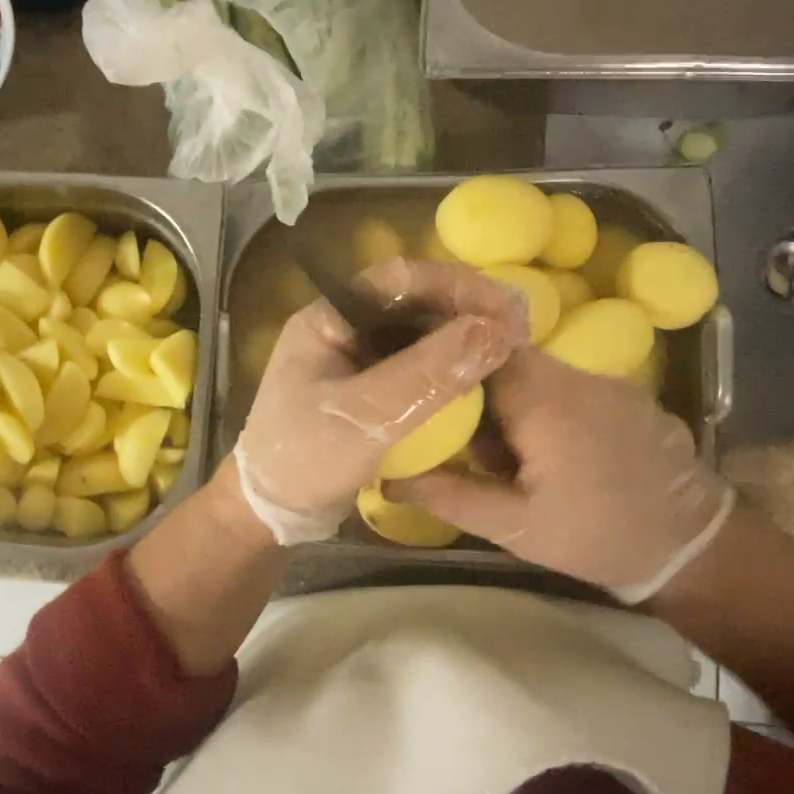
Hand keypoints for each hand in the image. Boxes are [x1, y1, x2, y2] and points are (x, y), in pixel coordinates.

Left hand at [233, 259, 525, 546]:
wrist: (273, 513)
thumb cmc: (304, 459)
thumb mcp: (366, 417)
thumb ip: (426, 375)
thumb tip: (496, 332)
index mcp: (327, 320)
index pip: (399, 280)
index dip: (458, 287)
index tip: (507, 311)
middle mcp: (342, 330)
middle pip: (414, 303)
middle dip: (467, 312)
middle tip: (520, 333)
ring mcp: (355, 361)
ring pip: (420, 335)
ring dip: (463, 340)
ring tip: (510, 355)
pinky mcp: (369, 390)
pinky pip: (416, 367)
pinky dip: (449, 370)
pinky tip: (481, 381)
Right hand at [388, 346, 732, 602]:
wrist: (694, 548)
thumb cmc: (593, 537)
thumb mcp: (511, 527)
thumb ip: (447, 494)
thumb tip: (385, 477)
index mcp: (544, 401)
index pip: (479, 348)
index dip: (445, 359)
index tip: (421, 385)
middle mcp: (577, 376)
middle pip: (506, 358)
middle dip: (475, 389)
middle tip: (459, 436)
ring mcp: (609, 382)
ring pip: (538, 372)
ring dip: (511, 401)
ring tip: (503, 452)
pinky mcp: (629, 396)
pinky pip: (570, 386)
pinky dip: (545, 407)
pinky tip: (549, 450)